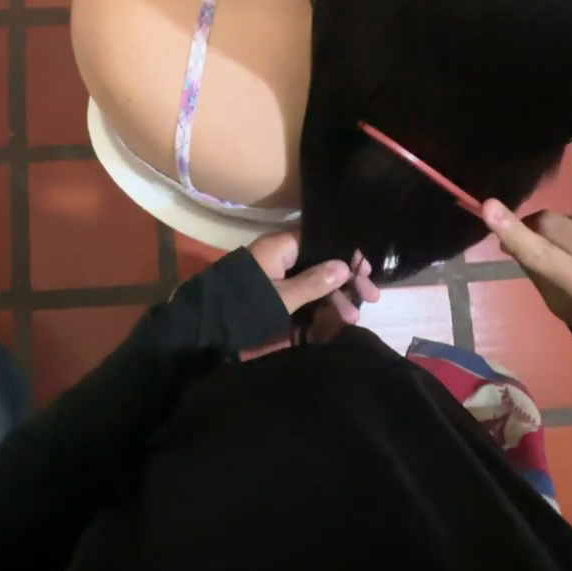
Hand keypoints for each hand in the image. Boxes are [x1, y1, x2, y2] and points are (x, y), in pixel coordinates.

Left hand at [241, 231, 380, 357]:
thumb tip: (344, 265)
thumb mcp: (282, 298)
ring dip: (333, 297)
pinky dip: (315, 304)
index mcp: (280, 246)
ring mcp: (272, 275)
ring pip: (311, 280)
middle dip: (345, 281)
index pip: (322, 242)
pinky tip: (332, 319)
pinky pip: (299, 293)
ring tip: (352, 318)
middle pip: (320, 261)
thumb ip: (314, 282)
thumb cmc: (243, 308)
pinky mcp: (268, 293)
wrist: (200, 328)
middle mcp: (278, 255)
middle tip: (370, 299)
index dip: (347, 256)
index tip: (367, 274)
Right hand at [481, 200, 571, 338]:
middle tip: (522, 238)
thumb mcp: (560, 305)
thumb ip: (536, 269)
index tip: (487, 207)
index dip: (512, 231)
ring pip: (567, 219)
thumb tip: (510, 238)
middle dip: (530, 227)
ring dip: (557, 231)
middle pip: (550, 223)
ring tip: (570, 253)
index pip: (541, 254)